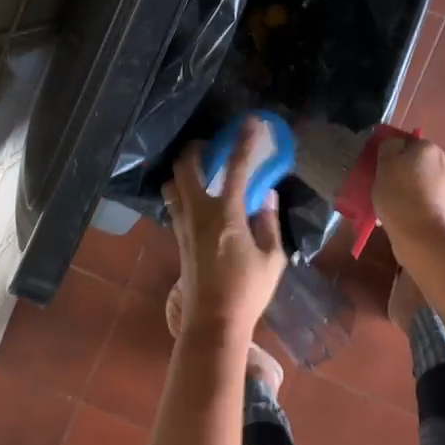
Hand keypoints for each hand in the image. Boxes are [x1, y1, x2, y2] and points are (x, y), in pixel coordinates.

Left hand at [161, 118, 286, 341]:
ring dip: (184, 170)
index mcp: (225, 213)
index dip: (243, 141)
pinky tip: (198, 198)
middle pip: (185, 165)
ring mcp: (183, 224)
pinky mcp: (177, 237)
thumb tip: (266, 195)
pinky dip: (183, 190)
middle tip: (213, 145)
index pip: (235, 167)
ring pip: (172, 183)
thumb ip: (268, 222)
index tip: (250, 122)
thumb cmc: (247, 291)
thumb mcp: (272, 258)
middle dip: (197, 147)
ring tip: (201, 170)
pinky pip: (174, 202)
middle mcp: (198, 212)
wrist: (213, 322)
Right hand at [373, 135, 444, 246]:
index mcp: (429, 148)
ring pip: (419, 183)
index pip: (407, 142)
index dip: (391, 153)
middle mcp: (444, 163)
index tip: (378, 167)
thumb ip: (388, 146)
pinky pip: (423, 201)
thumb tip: (395, 145)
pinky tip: (398, 217)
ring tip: (387, 205)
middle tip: (381, 185)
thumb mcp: (384, 163)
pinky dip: (412, 205)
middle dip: (400, 172)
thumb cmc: (399, 194)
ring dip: (405, 189)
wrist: (422, 236)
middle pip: (415, 163)